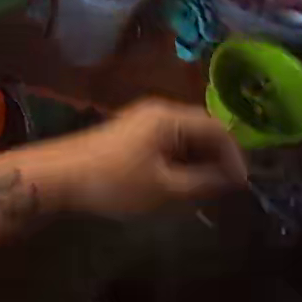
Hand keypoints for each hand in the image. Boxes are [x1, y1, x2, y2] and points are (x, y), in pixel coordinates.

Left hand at [35, 100, 247, 217]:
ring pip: (183, 136)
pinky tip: (179, 183)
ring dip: (199, 160)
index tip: (242, 185)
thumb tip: (232, 179)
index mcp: (170, 117)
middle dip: (218, 157)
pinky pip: (167, 141)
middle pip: (201, 128)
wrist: (60, 176)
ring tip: (206, 190)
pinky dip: (180, 160)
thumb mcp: (165, 189)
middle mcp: (158, 111)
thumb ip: (203, 182)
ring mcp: (141, 120)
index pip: (217, 127)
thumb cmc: (115, 182)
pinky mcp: (129, 133)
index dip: (235, 155)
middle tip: (227, 189)